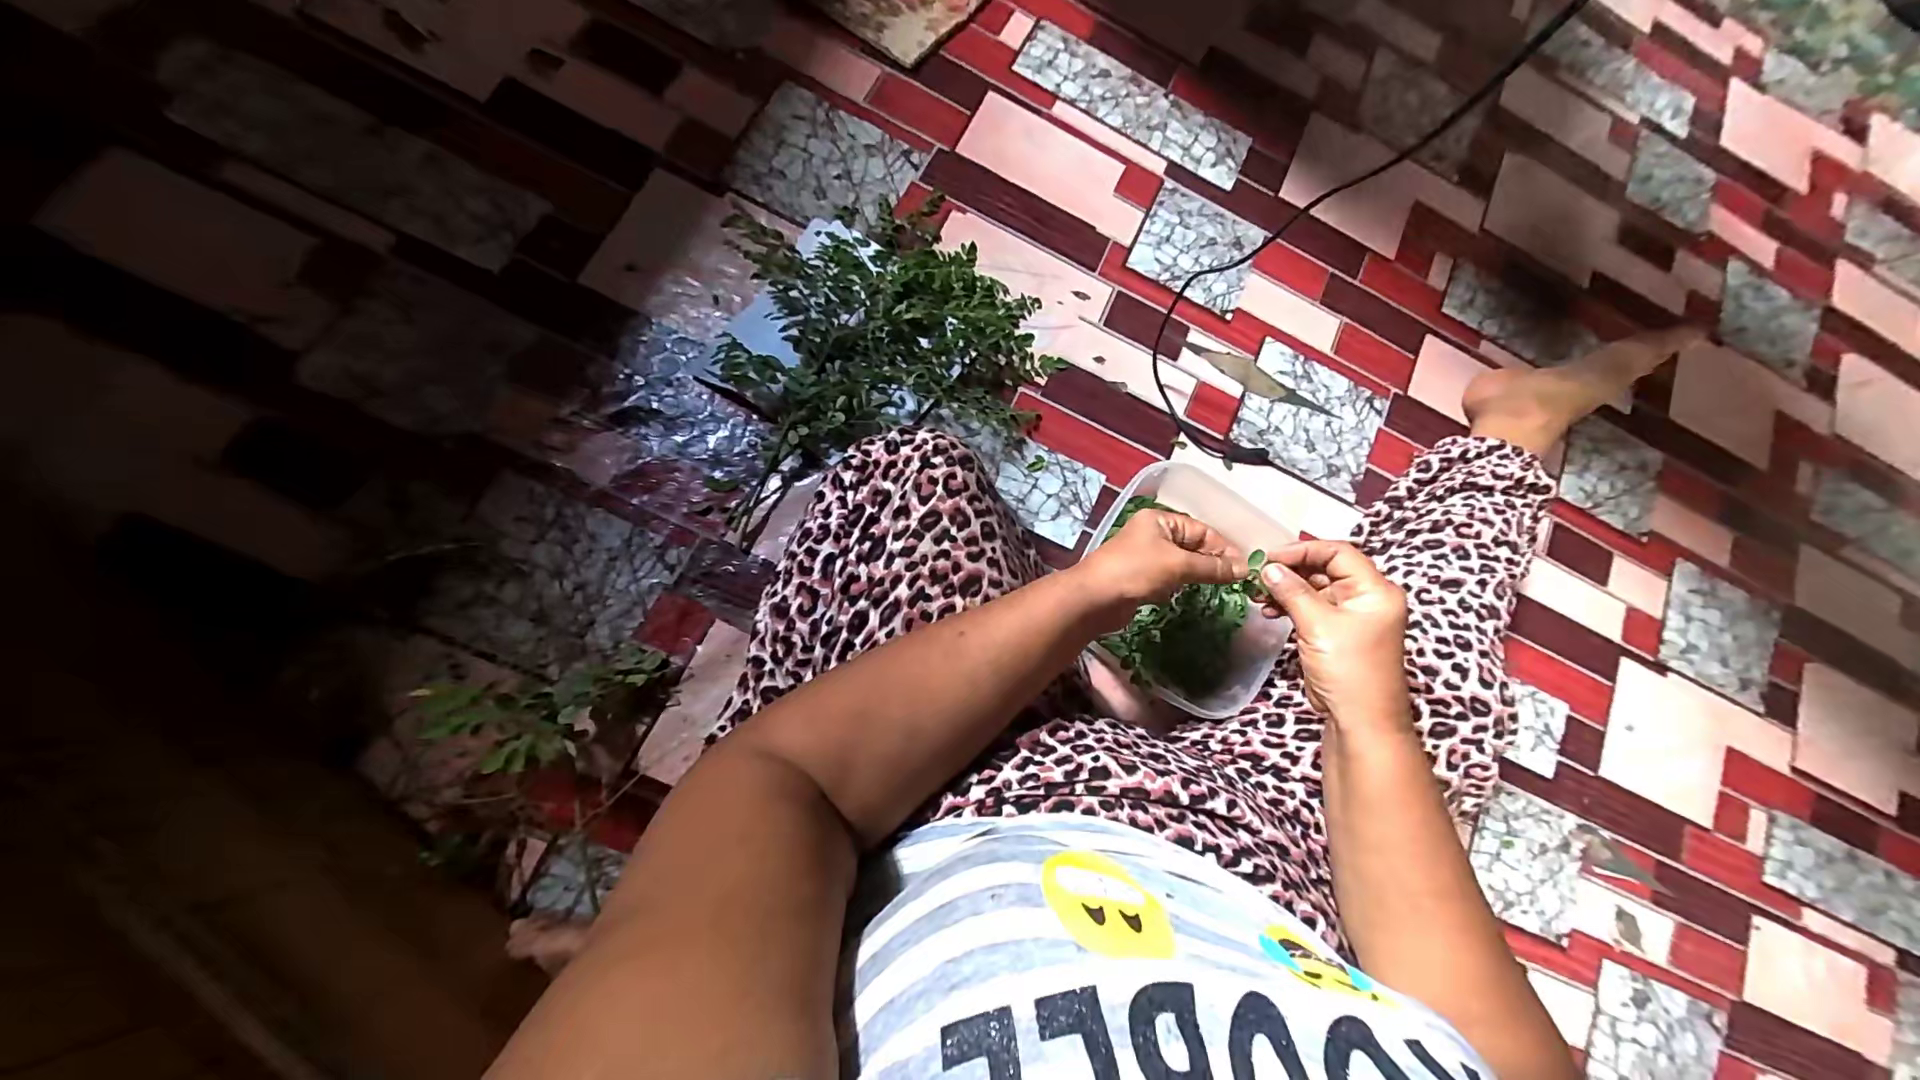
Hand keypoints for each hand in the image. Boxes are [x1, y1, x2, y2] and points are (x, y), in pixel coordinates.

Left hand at [1076, 509, 1242, 626]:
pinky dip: (1181, 585)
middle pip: (1193, 546)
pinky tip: (1191, 594)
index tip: (1244, 567)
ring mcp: (1145, 557)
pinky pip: (1169, 579)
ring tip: (1221, 588)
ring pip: (1182, 564)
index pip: (1201, 530)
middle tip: (1237, 580)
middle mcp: (1152, 535)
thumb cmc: (1134, 571)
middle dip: (1213, 562)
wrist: (1093, 599)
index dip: (1223, 547)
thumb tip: (1244, 569)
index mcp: (1159, 521)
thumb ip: (1211, 567)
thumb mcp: (1177, 564)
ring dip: (1199, 575)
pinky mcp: (1141, 579)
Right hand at [1258, 540, 1410, 728]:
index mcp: (1374, 590)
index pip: (1338, 553)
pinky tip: (1269, 609)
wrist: (1360, 720)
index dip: (1302, 550)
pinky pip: (1309, 607)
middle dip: (1290, 569)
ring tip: (1258, 593)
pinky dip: (1288, 605)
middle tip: (1258, 573)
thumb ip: (1292, 592)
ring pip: (1313, 588)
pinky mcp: (1334, 632)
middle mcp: (1365, 598)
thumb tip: (1268, 567)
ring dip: (1285, 588)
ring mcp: (1349, 616)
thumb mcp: (1318, 625)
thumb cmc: (1350, 670)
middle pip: (1324, 568)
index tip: (1269, 557)